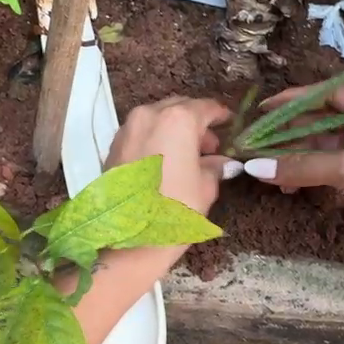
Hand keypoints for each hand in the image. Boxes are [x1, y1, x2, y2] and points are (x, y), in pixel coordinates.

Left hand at [104, 97, 235, 216]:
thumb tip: (224, 162)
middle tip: (210, 145)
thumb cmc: (174, 210)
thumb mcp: (204, 188)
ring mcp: (128, 128)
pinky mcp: (114, 144)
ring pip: (158, 118)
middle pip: (179, 108)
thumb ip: (214, 167)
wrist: (127, 235)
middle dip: (196, 122)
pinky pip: (142, 132)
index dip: (220, 115)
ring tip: (189, 155)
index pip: (206, 107)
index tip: (229, 122)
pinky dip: (156, 138)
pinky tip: (166, 160)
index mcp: (178, 120)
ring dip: (175, 129)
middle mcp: (150, 115)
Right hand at [241, 84, 343, 276]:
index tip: (265, 107)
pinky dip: (303, 174)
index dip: (299, 100)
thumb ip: (302, 164)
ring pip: (322, 147)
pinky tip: (283, 183)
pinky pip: (324, 170)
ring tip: (263, 164)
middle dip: (291, 131)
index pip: (336, 94)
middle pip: (326, 121)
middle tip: (256, 138)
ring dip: (293, 155)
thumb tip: (253, 166)